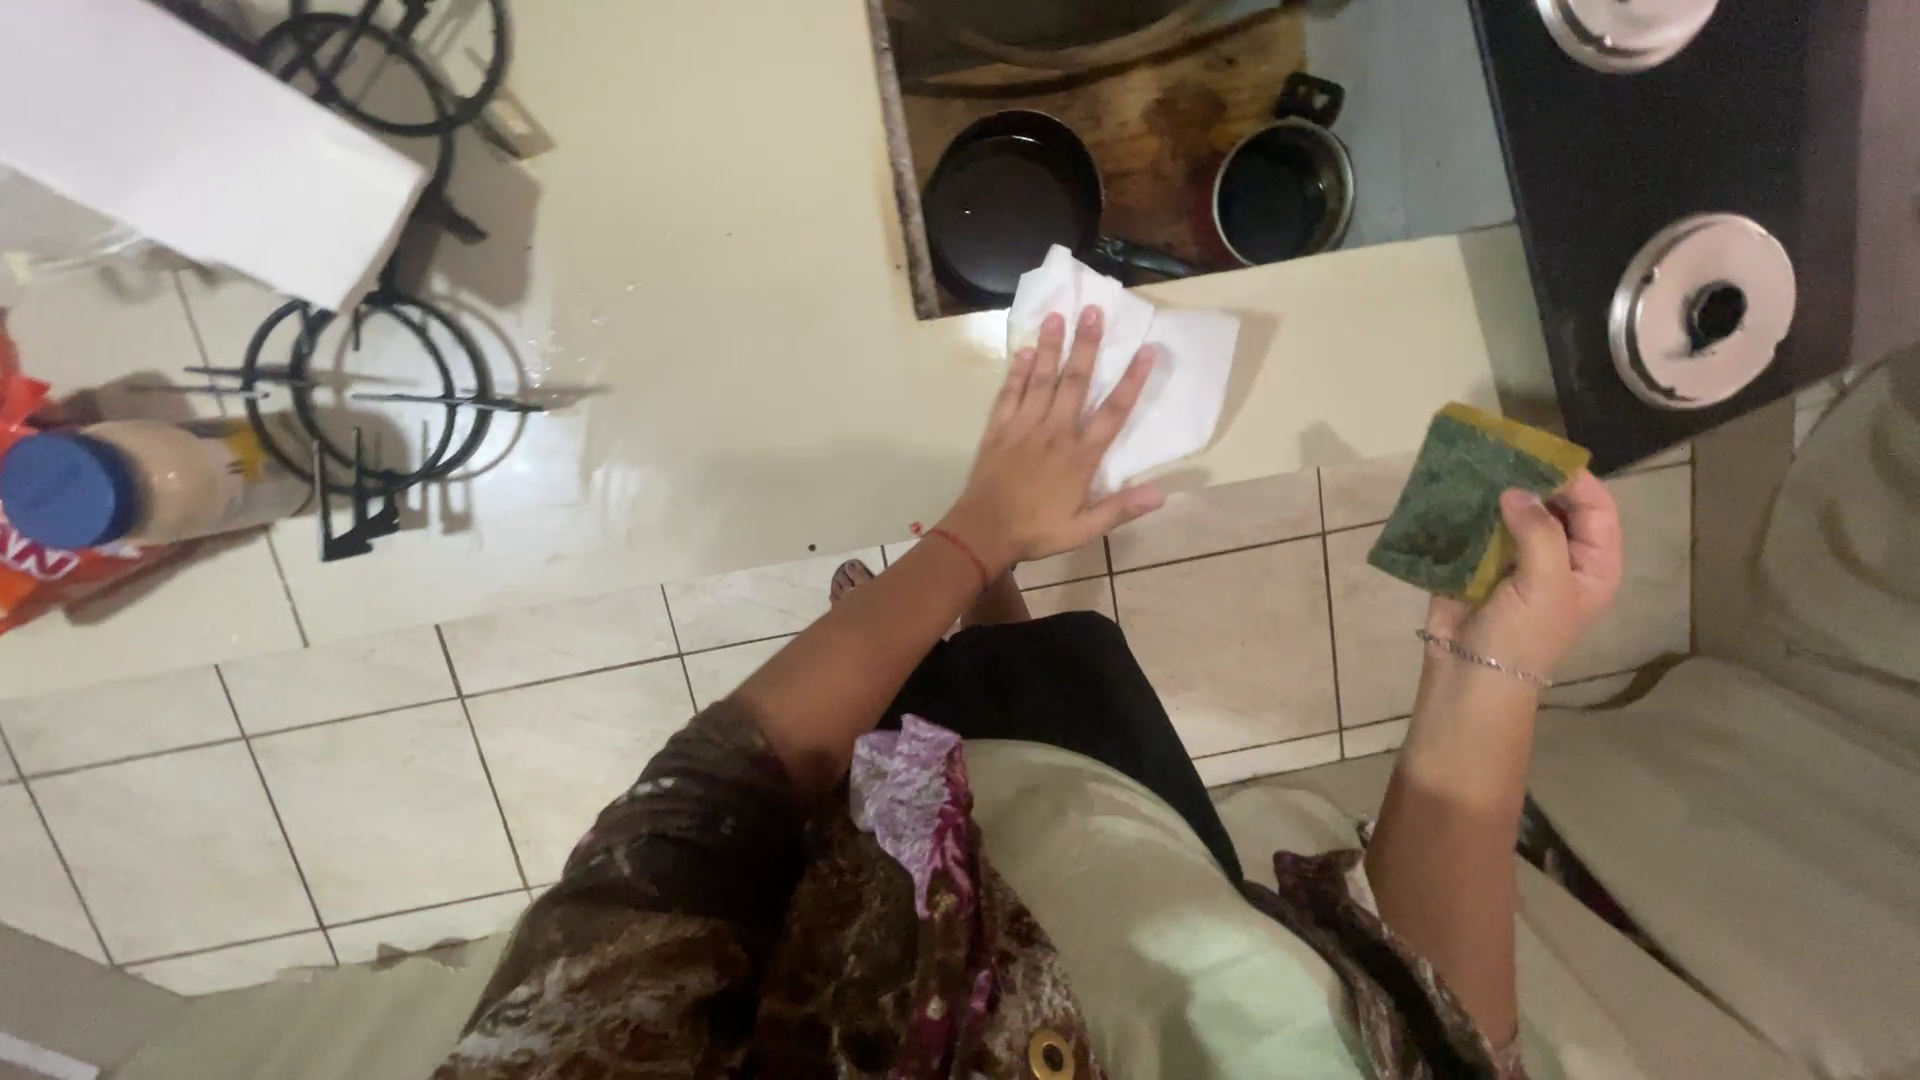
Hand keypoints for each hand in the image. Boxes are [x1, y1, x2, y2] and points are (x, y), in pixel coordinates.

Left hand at [938, 306, 1164, 573]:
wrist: (983, 532)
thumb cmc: (1036, 531)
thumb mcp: (1084, 530)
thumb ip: (1120, 509)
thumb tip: (1162, 493)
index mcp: (1080, 457)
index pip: (1113, 413)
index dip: (1132, 381)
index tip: (1147, 350)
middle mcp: (1054, 433)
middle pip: (1076, 382)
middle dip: (1087, 345)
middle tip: (1094, 310)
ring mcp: (1024, 427)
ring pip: (1041, 380)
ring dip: (1051, 347)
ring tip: (1057, 315)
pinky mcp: (998, 429)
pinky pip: (1009, 394)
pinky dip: (1017, 372)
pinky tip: (1024, 350)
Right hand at [1426, 471, 1623, 679]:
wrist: (1469, 673)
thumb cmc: (1522, 636)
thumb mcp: (1546, 585)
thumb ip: (1539, 533)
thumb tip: (1515, 491)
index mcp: (1591, 565)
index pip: (1596, 511)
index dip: (1575, 482)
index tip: (1542, 457)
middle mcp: (1556, 558)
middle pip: (1553, 508)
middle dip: (1532, 483)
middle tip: (1504, 456)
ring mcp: (1513, 561)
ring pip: (1511, 516)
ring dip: (1494, 495)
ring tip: (1476, 467)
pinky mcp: (1473, 566)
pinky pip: (1474, 532)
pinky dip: (1465, 513)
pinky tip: (1452, 494)